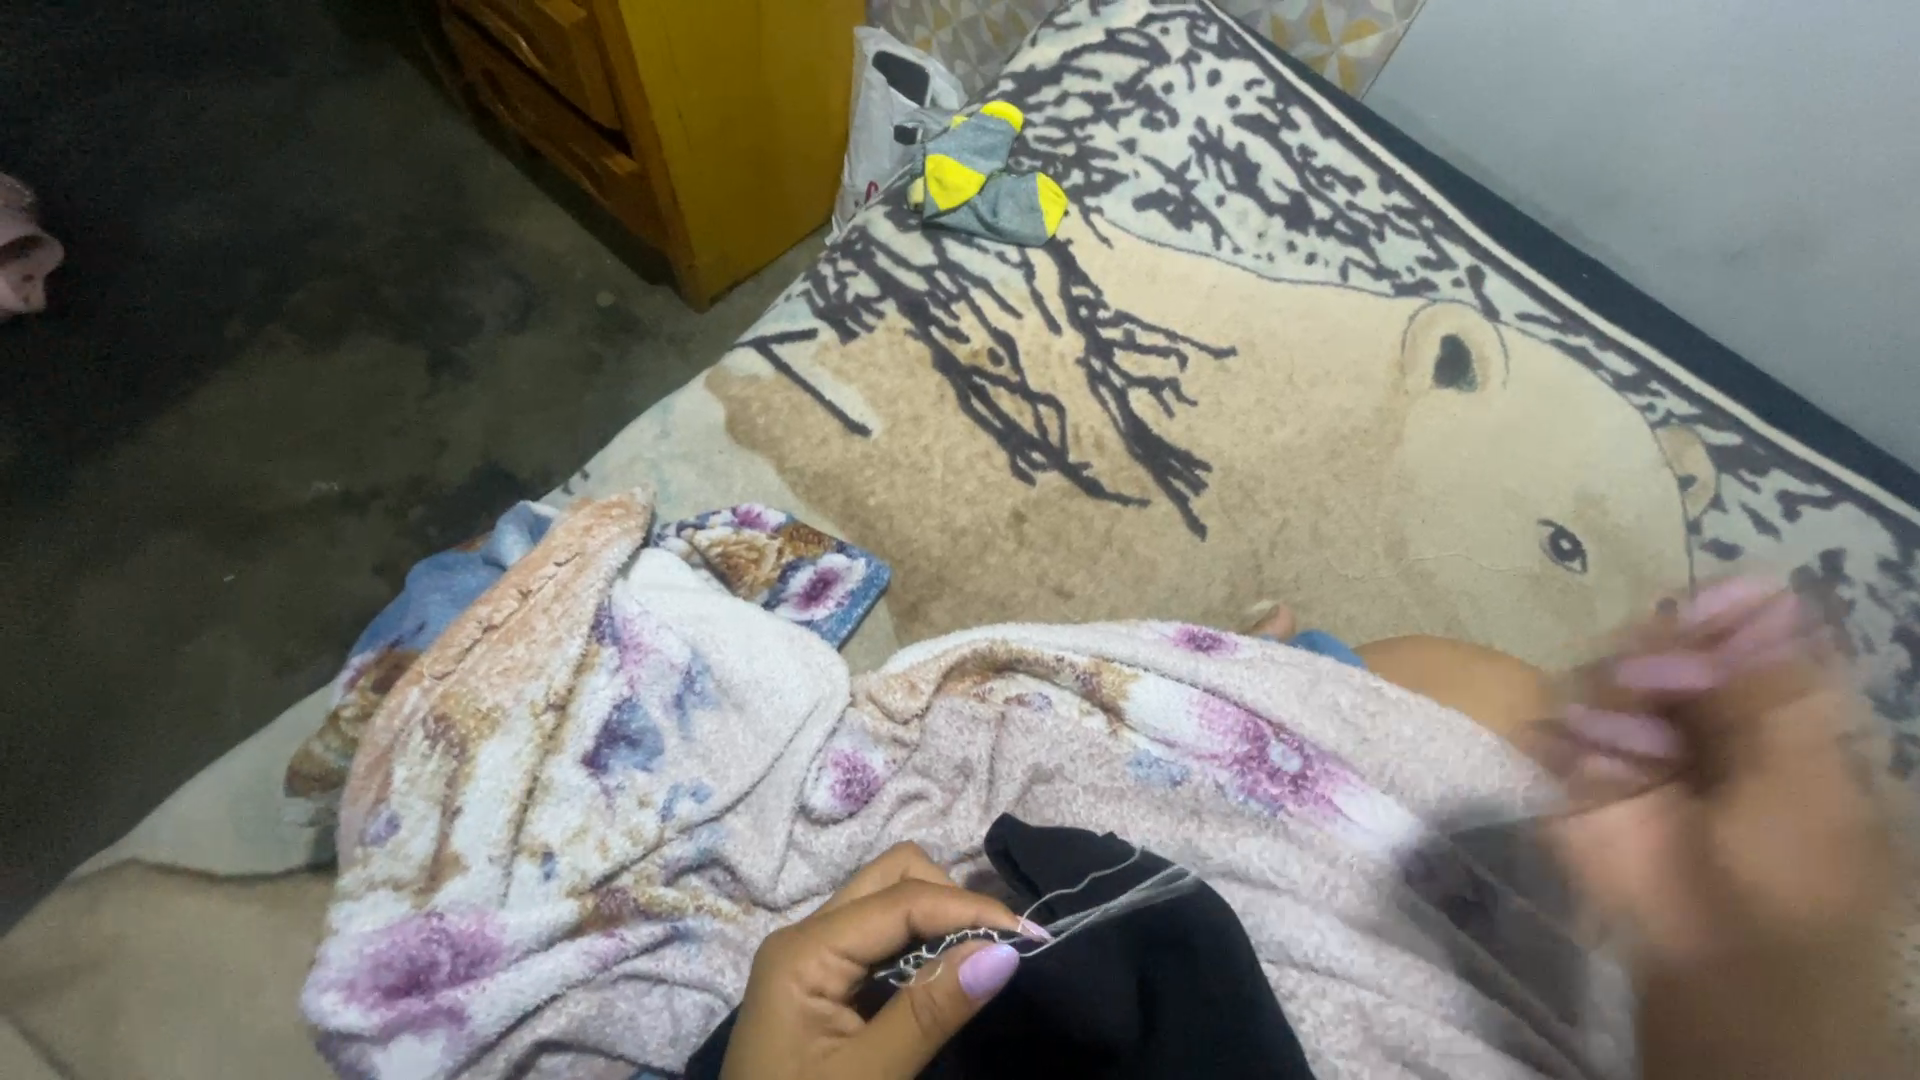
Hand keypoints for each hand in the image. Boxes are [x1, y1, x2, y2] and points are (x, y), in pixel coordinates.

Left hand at [721, 843, 1033, 1079]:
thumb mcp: (867, 1079)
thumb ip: (931, 1010)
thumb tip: (1004, 951)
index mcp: (804, 949)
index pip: (902, 898)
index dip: (969, 908)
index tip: (1029, 936)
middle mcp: (806, 933)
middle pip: (892, 875)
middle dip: (951, 899)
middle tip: (999, 946)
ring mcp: (812, 954)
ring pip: (888, 897)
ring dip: (940, 916)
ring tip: (983, 955)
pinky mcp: (824, 979)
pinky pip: (881, 934)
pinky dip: (922, 941)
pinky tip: (948, 970)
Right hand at [1536, 578, 1896, 1077]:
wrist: (1713, 961)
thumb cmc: (1791, 883)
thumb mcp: (1812, 783)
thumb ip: (1778, 694)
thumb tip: (1766, 600)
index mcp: (1764, 718)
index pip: (1739, 640)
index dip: (1730, 612)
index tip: (1726, 592)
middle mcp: (1692, 716)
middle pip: (1661, 645)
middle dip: (1664, 650)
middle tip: (1663, 672)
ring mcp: (1625, 738)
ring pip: (1601, 674)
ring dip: (1616, 695)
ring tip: (1636, 741)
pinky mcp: (1569, 765)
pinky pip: (1554, 718)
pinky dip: (1571, 730)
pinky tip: (1597, 754)